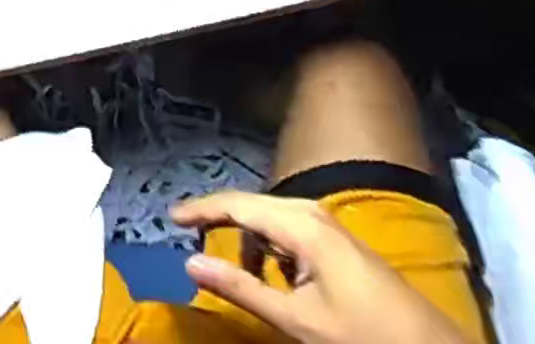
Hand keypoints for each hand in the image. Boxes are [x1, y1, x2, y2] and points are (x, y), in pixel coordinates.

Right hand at [173, 192, 470, 343]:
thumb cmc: (364, 338)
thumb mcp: (298, 321)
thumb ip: (242, 288)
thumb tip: (190, 264)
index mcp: (299, 223)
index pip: (236, 204)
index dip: (200, 209)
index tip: (170, 218)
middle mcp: (310, 211)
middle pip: (251, 207)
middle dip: (221, 224)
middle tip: (193, 243)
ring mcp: (326, 223)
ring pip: (269, 221)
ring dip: (249, 243)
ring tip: (243, 279)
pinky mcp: (336, 240)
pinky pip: (289, 232)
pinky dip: (272, 251)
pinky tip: (276, 281)